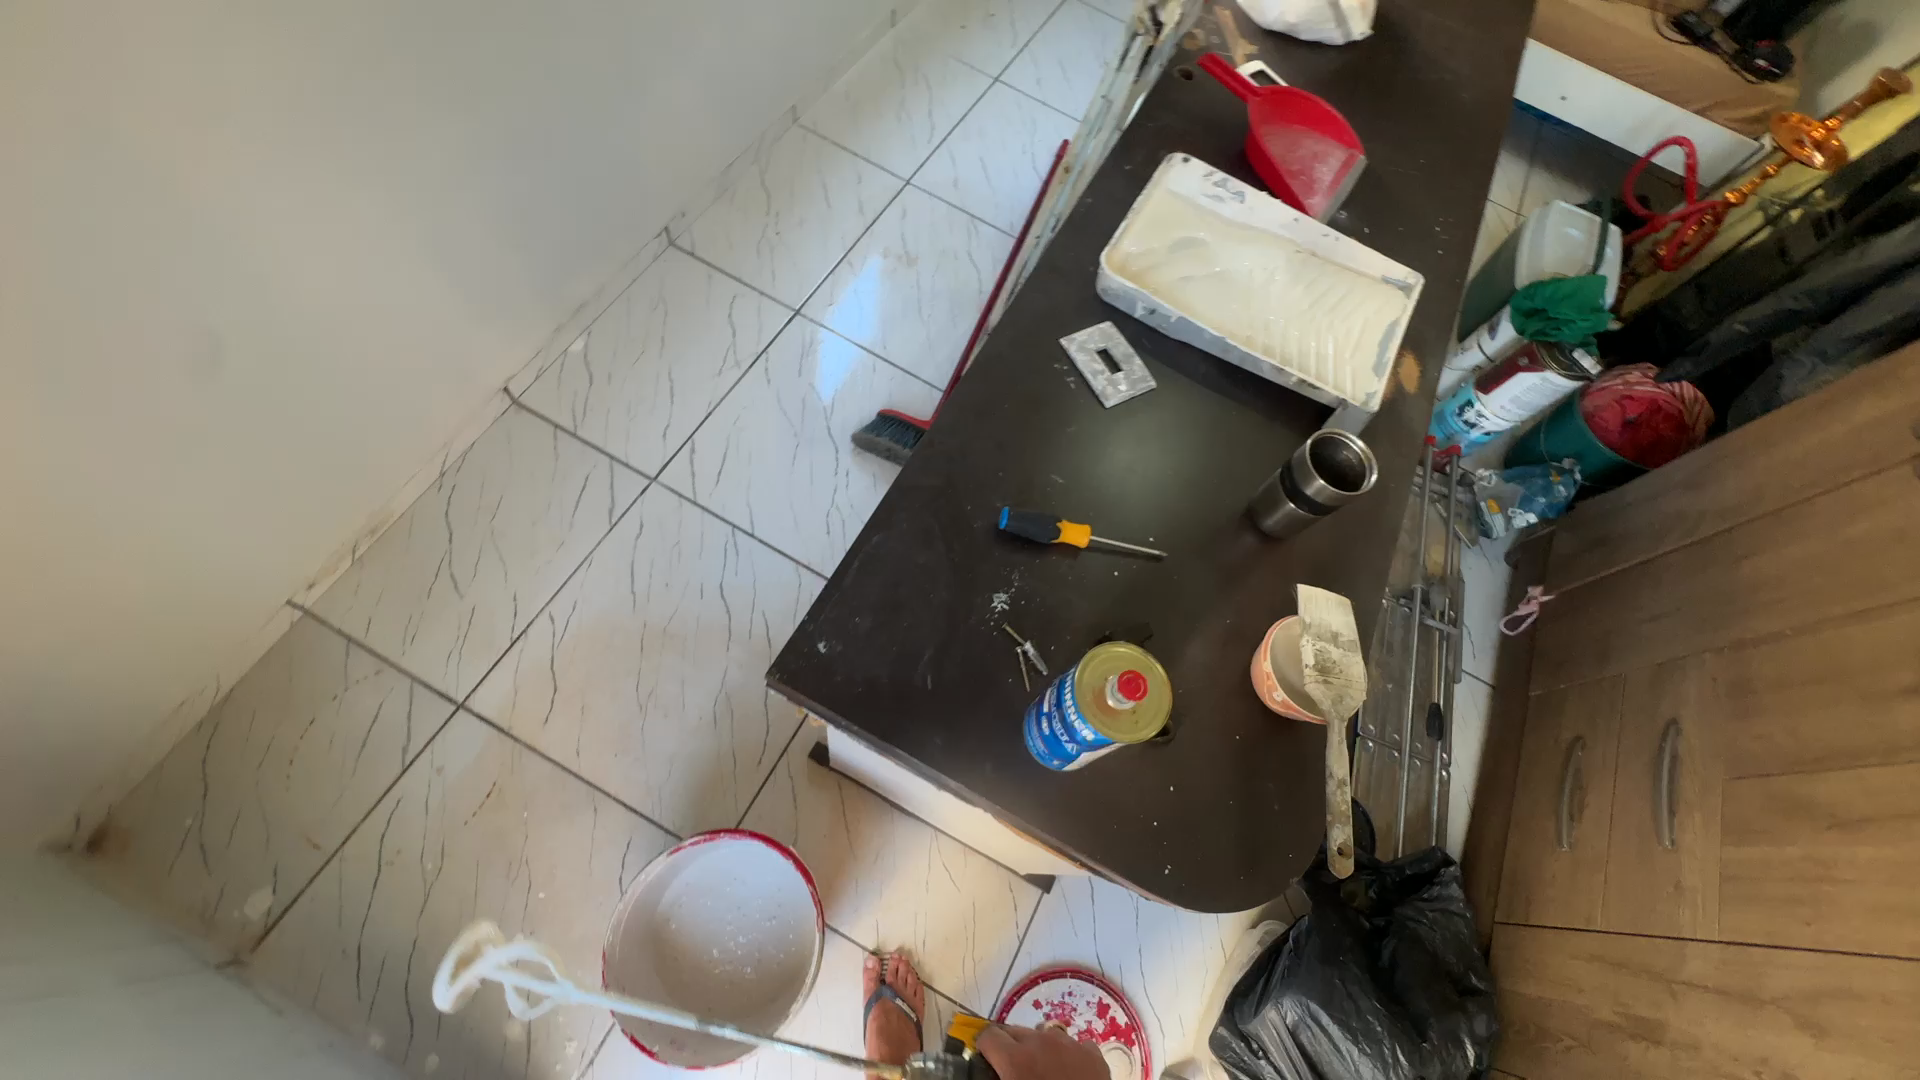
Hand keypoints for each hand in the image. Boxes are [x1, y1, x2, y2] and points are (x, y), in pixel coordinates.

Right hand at [976, 1024, 1107, 1079]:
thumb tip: (996, 1074)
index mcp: (1015, 1059)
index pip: (988, 1036)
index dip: (986, 1048)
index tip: (988, 1061)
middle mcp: (1040, 1042)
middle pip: (1015, 1031)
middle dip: (1010, 1047)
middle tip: (1015, 1072)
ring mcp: (1069, 1043)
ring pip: (1044, 1034)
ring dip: (1039, 1048)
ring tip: (1045, 1072)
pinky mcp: (1092, 1053)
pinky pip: (1073, 1045)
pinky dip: (1068, 1055)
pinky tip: (1071, 1074)